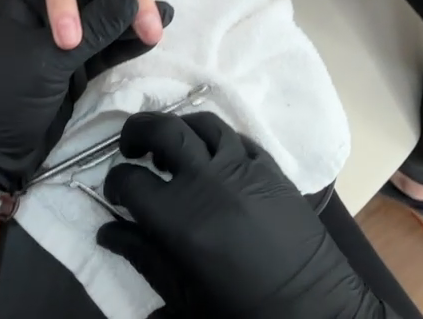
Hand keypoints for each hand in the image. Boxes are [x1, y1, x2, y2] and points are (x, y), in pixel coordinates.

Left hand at [0, 0, 173, 191]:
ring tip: (167, 9)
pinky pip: (102, 49)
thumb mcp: (48, 58)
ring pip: (100, 21)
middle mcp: (43, 9)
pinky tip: (151, 37)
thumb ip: (92, 27)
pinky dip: (125, 43)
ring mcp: (59, 39)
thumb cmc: (3, 93)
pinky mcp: (71, 67)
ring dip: (130, 17)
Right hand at [98, 113, 386, 318]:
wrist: (317, 314)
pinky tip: (211, 157)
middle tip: (131, 147)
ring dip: (178, 129)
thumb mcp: (185, 298)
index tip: (115, 192)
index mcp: (181, 218)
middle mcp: (208, 180)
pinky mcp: (270, 167)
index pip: (131, 181)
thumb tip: (106, 232)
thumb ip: (143, 258)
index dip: (115, 183)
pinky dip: (215, 139)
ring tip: (172, 149)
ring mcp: (243, 167)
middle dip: (138, 130)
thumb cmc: (243, 313)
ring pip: (201, 123)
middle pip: (163, 130)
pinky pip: (236, 137)